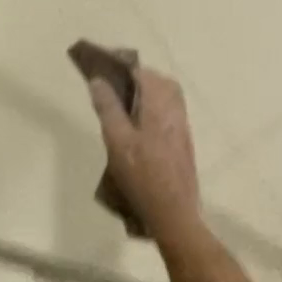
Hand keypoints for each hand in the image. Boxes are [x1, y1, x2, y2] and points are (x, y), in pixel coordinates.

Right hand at [88, 67, 201, 244]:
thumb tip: (99, 80)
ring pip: (170, 99)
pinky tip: (139, 127)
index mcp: (160, 109)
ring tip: (125, 104)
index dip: (125, 66)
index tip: (106, 67)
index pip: (146, 74)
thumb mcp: (117, 140)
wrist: (173, 215)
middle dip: (141, 77)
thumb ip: (108, 107)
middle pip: (163, 83)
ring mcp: (183, 131)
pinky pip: (172, 115)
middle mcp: (176, 115)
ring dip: (150, 93)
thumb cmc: (142, 175)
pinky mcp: (183, 146)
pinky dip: (156, 109)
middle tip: (118, 84)